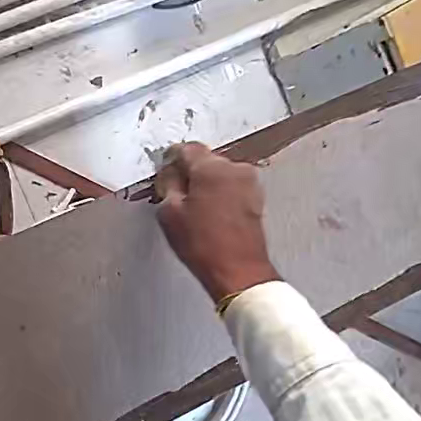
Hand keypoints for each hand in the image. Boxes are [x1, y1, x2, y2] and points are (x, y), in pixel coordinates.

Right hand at [154, 142, 279, 302]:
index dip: (171, 158)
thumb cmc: (205, 245)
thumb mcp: (170, 213)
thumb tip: (168, 173)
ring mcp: (249, 184)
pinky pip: (231, 188)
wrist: (237, 271)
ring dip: (204, 185)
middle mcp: (234, 169)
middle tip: (173, 193)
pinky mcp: (255, 199)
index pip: (186, 148)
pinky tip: (208, 216)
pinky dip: (218, 195)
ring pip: (219, 174)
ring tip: (191, 210)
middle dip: (188, 173)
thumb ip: (166, 184)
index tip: (164, 167)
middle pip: (205, 160)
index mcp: (211, 168)